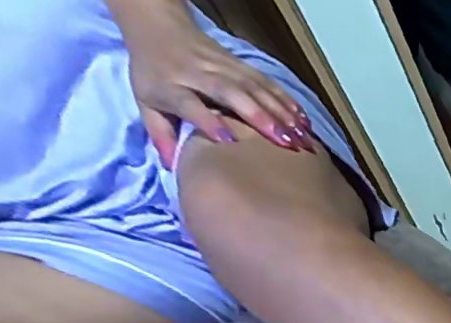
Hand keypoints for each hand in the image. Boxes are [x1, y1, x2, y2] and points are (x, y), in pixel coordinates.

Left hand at [125, 13, 312, 164]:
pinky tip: (304, 120)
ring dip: (281, 112)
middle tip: (285, 142)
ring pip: (254, 88)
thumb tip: (174, 167)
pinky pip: (266, 82)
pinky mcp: (239, 64)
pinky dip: (287, 101)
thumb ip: (161, 134)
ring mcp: (221, 66)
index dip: (207, 120)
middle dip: (259, 116)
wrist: (159, 28)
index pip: (190, 103)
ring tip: (302, 137)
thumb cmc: (154, 75)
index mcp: (171, 85)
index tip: (227, 140)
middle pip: (230, 93)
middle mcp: (198, 73)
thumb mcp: (146, 103)